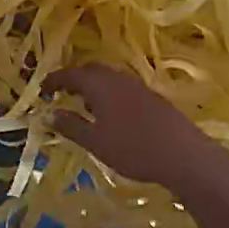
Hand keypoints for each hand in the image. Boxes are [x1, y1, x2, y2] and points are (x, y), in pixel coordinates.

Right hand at [51, 64, 228, 194]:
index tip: (41, 88)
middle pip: (90, 70)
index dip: (54, 80)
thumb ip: (70, 126)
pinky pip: (121, 86)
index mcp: (99, 84)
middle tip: (61, 92)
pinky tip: (111, 113)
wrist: (187, 157)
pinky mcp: (152, 97)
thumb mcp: (95, 142)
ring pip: (108, 77)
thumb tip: (47, 114)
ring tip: (84, 104)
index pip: (70, 74)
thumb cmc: (134, 149)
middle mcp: (117, 78)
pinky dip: (108, 92)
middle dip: (73, 78)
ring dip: (92, 85)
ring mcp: (137, 86)